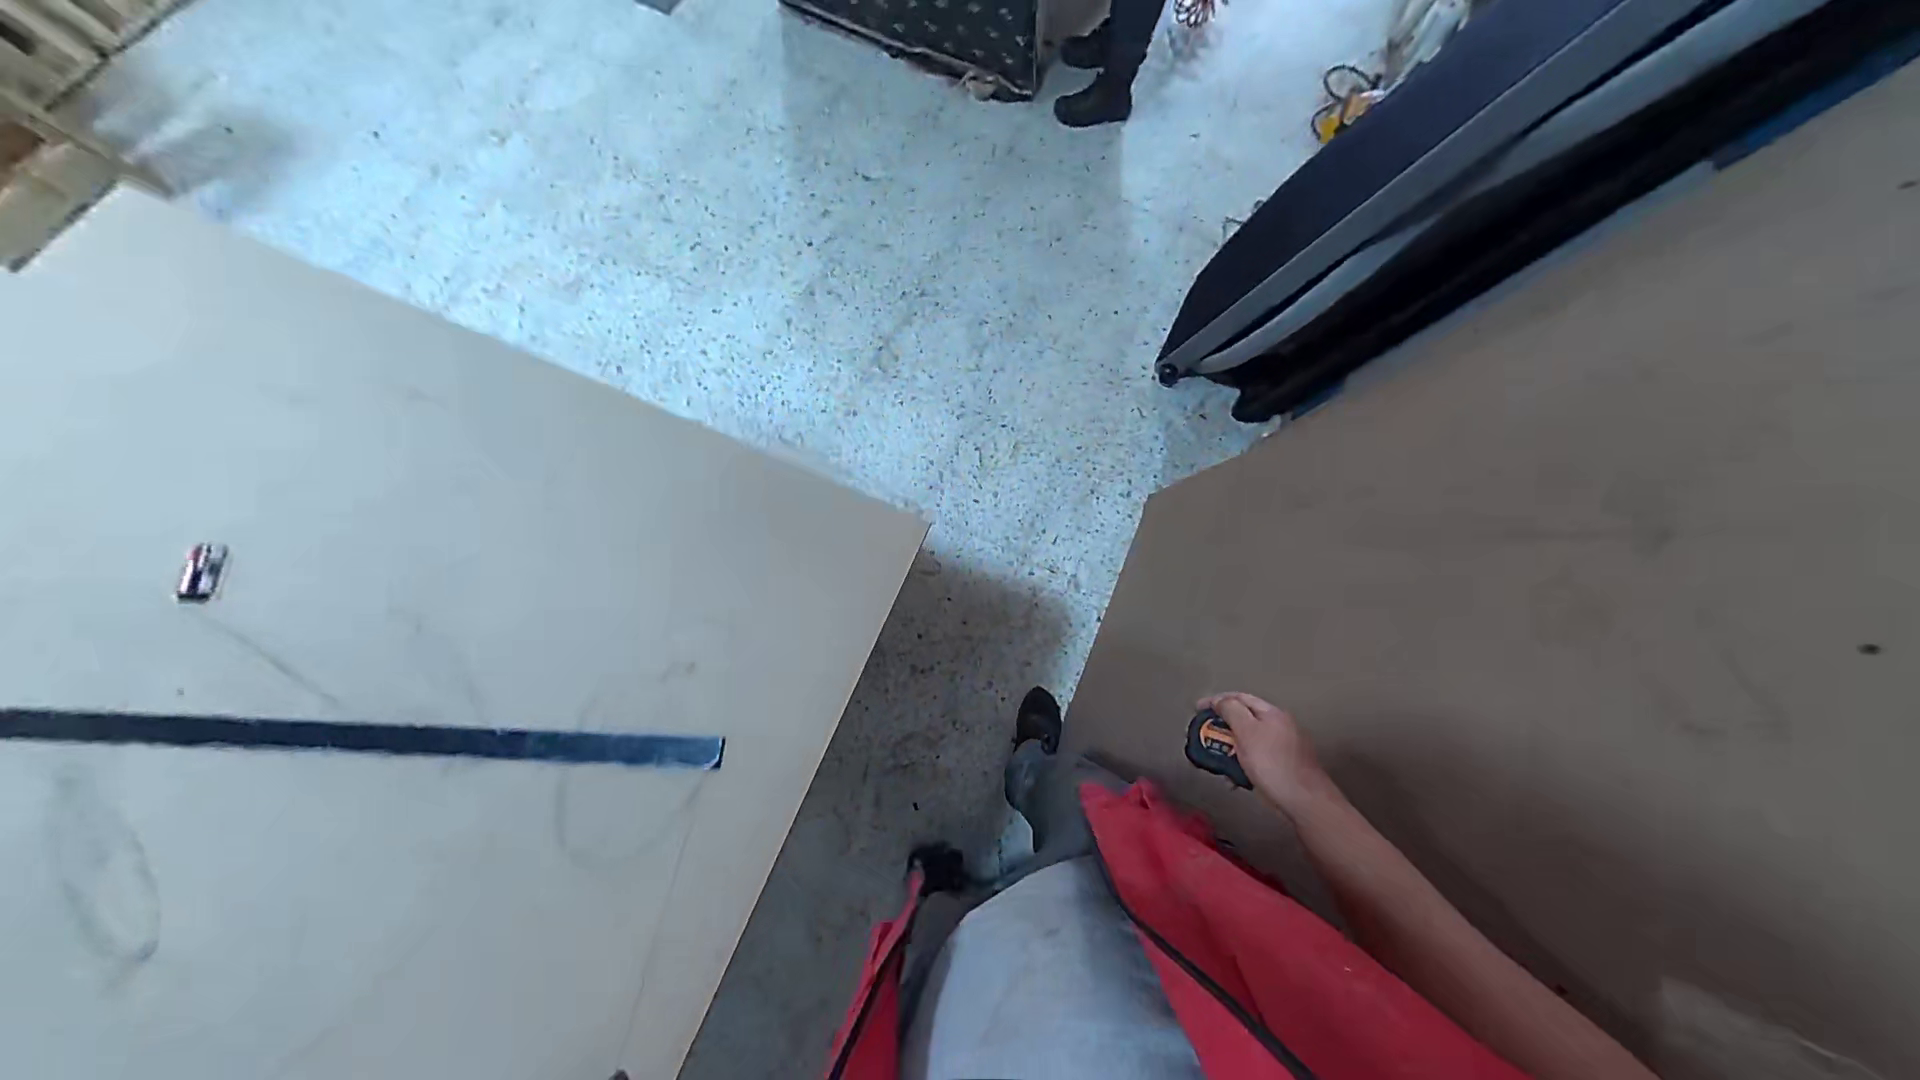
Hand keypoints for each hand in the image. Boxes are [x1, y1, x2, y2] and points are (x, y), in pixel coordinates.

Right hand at [1197, 692, 1336, 813]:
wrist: (1304, 801)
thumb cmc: (1272, 764)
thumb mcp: (1246, 732)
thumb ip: (1231, 711)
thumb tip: (1220, 700)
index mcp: (1271, 713)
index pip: (1239, 698)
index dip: (1216, 700)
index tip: (1197, 710)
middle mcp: (1280, 725)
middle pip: (1244, 718)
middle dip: (1222, 725)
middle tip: (1205, 734)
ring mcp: (1284, 746)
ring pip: (1249, 740)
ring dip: (1230, 746)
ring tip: (1217, 757)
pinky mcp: (1284, 766)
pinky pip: (1256, 757)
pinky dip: (1242, 762)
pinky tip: (1235, 776)